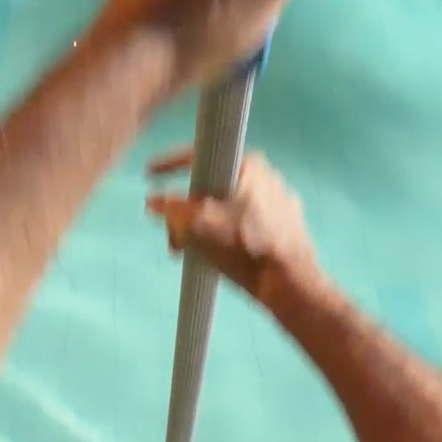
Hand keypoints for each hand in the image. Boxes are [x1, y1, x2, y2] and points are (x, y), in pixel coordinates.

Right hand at [145, 147, 317, 302]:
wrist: (290, 285)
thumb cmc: (244, 245)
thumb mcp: (198, 223)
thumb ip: (171, 208)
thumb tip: (153, 201)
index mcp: (249, 163)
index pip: (201, 157)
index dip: (171, 167)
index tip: (150, 176)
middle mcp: (267, 176)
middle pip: (211, 187)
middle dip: (185, 211)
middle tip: (173, 234)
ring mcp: (279, 202)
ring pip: (226, 207)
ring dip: (202, 226)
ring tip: (188, 251)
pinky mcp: (286, 227)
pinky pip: (244, 223)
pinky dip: (225, 234)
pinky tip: (215, 254)